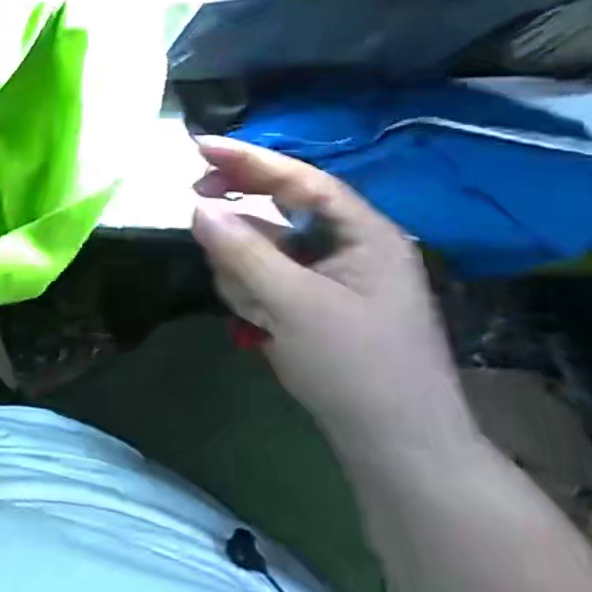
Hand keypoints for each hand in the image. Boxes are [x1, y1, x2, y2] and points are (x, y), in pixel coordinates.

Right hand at [190, 136, 479, 458]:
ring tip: (255, 312)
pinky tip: (259, 324)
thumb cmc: (356, 367)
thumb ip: (241, 251)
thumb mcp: (293, 304)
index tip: (198, 147)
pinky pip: (265, 277)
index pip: (301, 181)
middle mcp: (350, 247)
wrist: (397, 445)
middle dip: (239, 222)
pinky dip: (251, 292)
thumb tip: (196, 206)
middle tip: (195, 212)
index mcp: (365, 235)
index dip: (250, 159)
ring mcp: (331, 277)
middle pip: (277, 210)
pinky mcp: (314, 303)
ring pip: (263, 248)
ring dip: (243, 270)